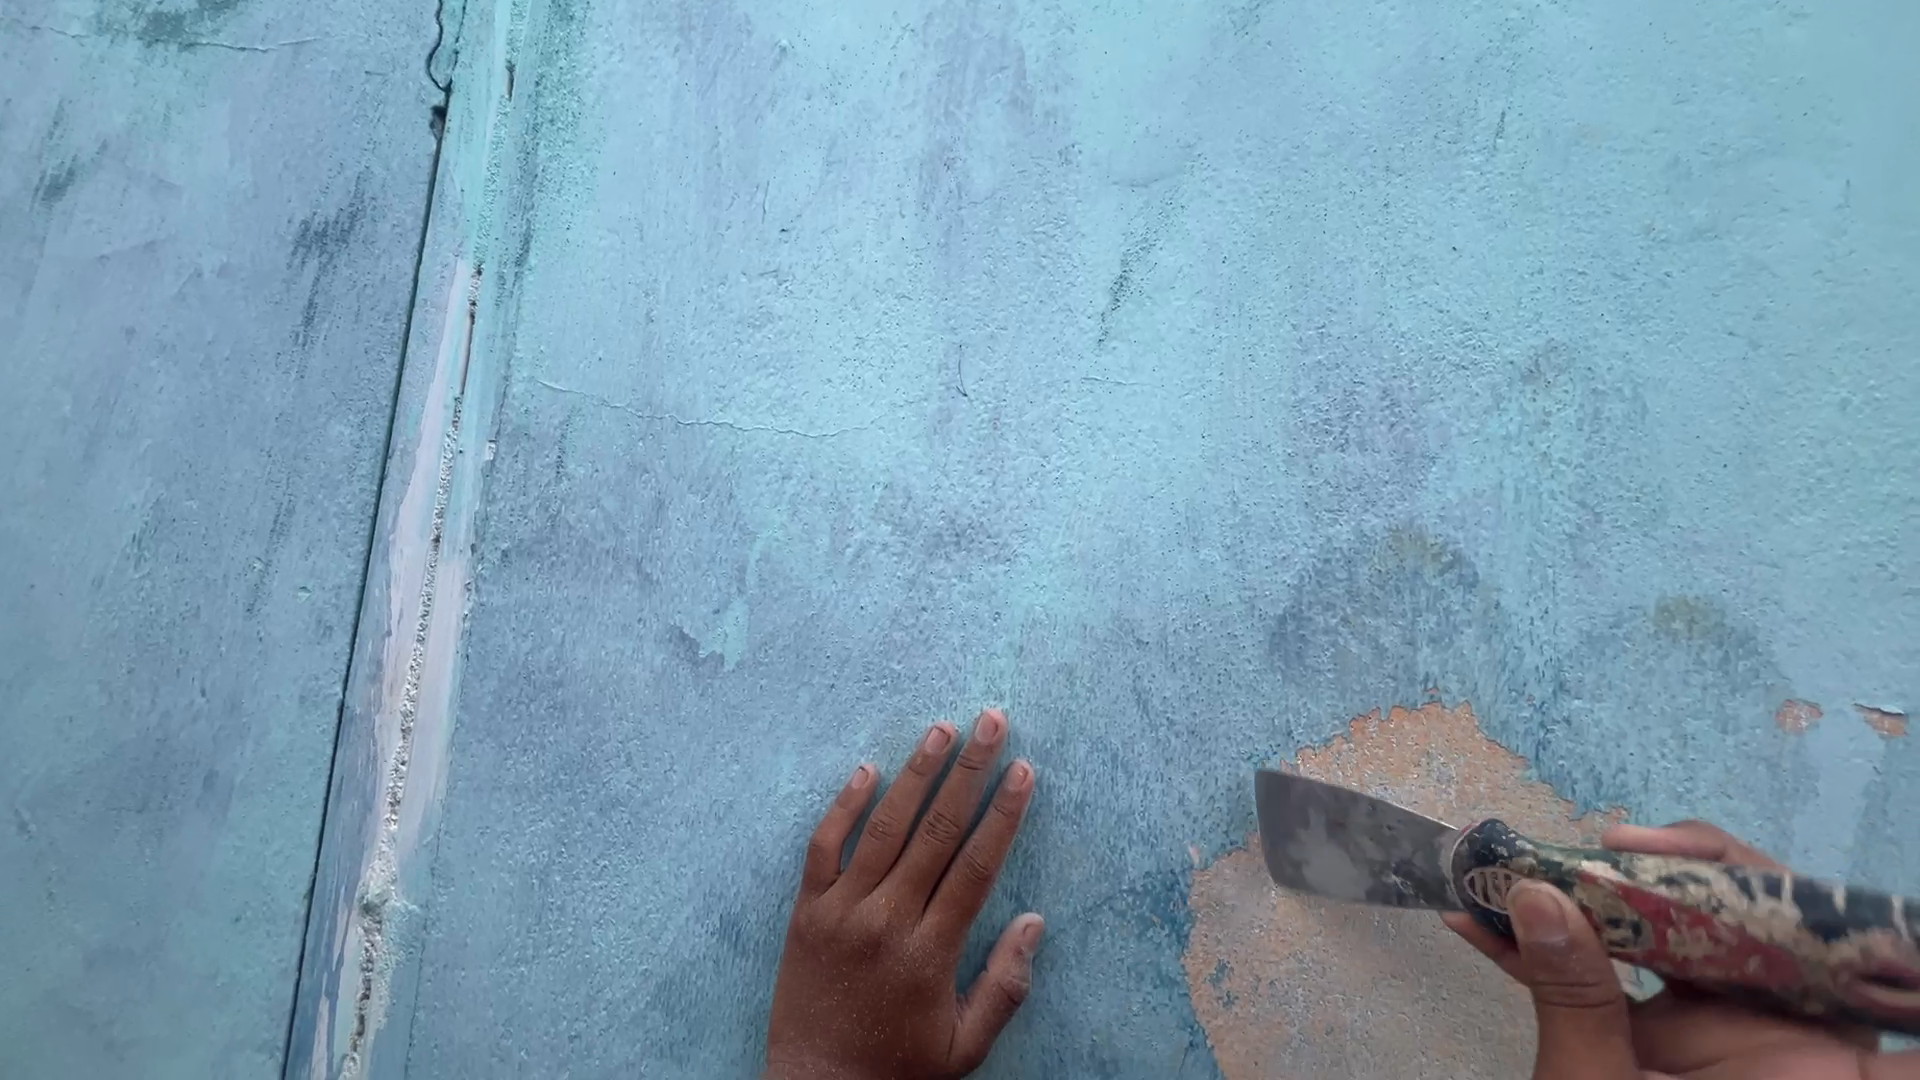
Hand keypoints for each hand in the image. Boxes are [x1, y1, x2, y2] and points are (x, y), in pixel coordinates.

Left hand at [765, 709, 1040, 1079]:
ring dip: (916, 773)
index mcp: (931, 952)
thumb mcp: (964, 1048)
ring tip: (941, 730)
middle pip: (937, 831)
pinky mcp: (807, 909)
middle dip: (970, 771)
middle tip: (991, 723)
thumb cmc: (897, 1070)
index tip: (1023, 770)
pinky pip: (823, 846)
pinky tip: (866, 769)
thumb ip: (1005, 986)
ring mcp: (843, 909)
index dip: (1003, 814)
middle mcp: (888, 919)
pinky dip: (843, 806)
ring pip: (885, 826)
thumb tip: (1036, 921)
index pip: (977, 865)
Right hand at [1445, 821, 1919, 1078]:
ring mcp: (1721, 1032)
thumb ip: (1577, 999)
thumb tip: (1537, 894)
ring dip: (1604, 891)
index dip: (1854, 923)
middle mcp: (1786, 1040)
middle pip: (1770, 927)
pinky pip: (1610, 966)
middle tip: (1614, 845)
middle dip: (1697, 873)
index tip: (1766, 881)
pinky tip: (1477, 922)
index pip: (1881, 983)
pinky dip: (1542, 943)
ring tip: (1529, 865)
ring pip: (1685, 933)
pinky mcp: (1662, 1031)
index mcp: (1813, 1070)